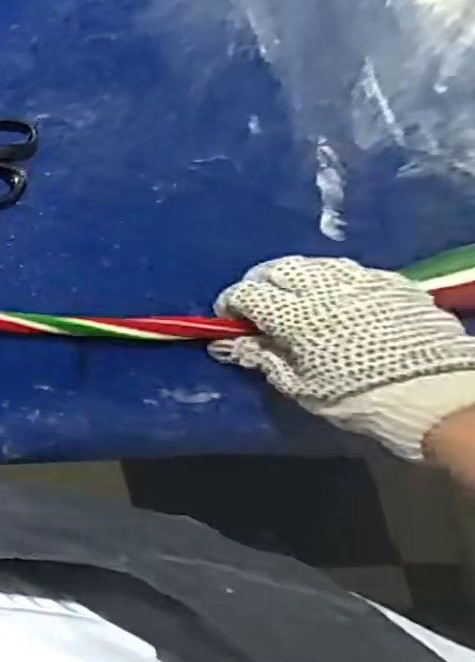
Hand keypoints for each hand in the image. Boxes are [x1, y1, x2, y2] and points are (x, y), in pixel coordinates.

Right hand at [210, 256, 474, 460]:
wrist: (437, 397)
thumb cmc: (353, 393)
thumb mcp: (295, 382)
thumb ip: (258, 356)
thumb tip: (225, 345)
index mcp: (294, 317)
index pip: (245, 292)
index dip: (230, 304)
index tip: (232, 322)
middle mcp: (326, 293)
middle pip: (280, 268)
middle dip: (262, 282)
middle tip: (261, 304)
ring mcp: (367, 288)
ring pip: (319, 264)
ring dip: (301, 277)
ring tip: (300, 297)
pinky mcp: (400, 290)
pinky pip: (360, 272)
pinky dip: (340, 280)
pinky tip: (341, 298)